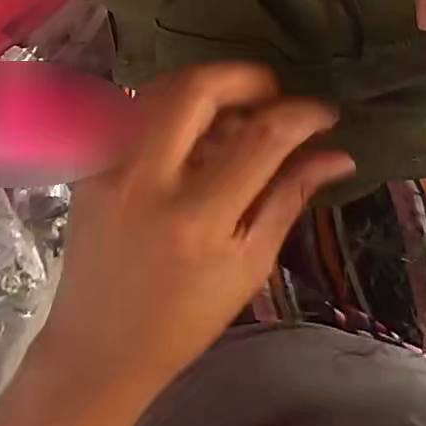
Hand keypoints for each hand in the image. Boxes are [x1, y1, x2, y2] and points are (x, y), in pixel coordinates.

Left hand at [34, 63, 356, 397]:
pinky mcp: (90, 164)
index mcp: (198, 218)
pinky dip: (173, 104)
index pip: (260, 138)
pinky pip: (135, 109)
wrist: (98, 348)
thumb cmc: (184, 320)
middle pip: (198, 89)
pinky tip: (194, 129)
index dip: (301, 114)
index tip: (324, 113)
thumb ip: (289, 198)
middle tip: (273, 94)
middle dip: (247, 76)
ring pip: (162, 88)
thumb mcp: (249, 265)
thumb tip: (336, 156)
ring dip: (209, 86)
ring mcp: (110, 167)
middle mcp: (148, 180)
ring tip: (237, 111)